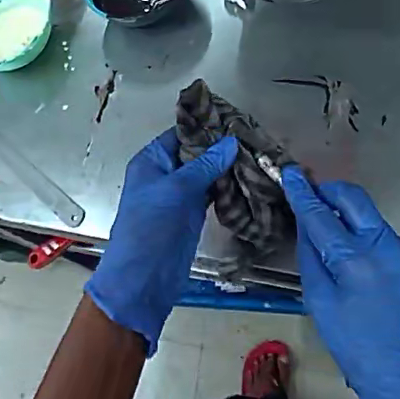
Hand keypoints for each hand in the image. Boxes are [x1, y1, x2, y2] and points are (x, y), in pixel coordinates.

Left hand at [85, 131, 238, 355]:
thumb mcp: (176, 190)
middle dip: (221, 146)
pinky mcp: (192, 212)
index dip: (205, 125)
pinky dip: (228, 185)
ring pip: (206, 172)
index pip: (181, 133)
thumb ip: (205, 164)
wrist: (143, 280)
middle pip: (196, 151)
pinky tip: (249, 178)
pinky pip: (212, 192)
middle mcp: (165, 173)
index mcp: (152, 161)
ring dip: (227, 166)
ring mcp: (180, 194)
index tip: (235, 118)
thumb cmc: (150, 228)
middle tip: (253, 135)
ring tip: (256, 153)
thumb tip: (231, 141)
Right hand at [283, 167, 399, 398]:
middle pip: (354, 198)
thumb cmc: (353, 344)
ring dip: (349, 215)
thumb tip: (305, 223)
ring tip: (333, 231)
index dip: (303, 192)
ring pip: (371, 216)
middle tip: (313, 195)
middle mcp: (384, 248)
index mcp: (354, 262)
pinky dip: (366, 237)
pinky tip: (359, 259)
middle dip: (330, 191)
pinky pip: (385, 237)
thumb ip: (311, 256)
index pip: (321, 215)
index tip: (292, 173)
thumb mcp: (319, 301)